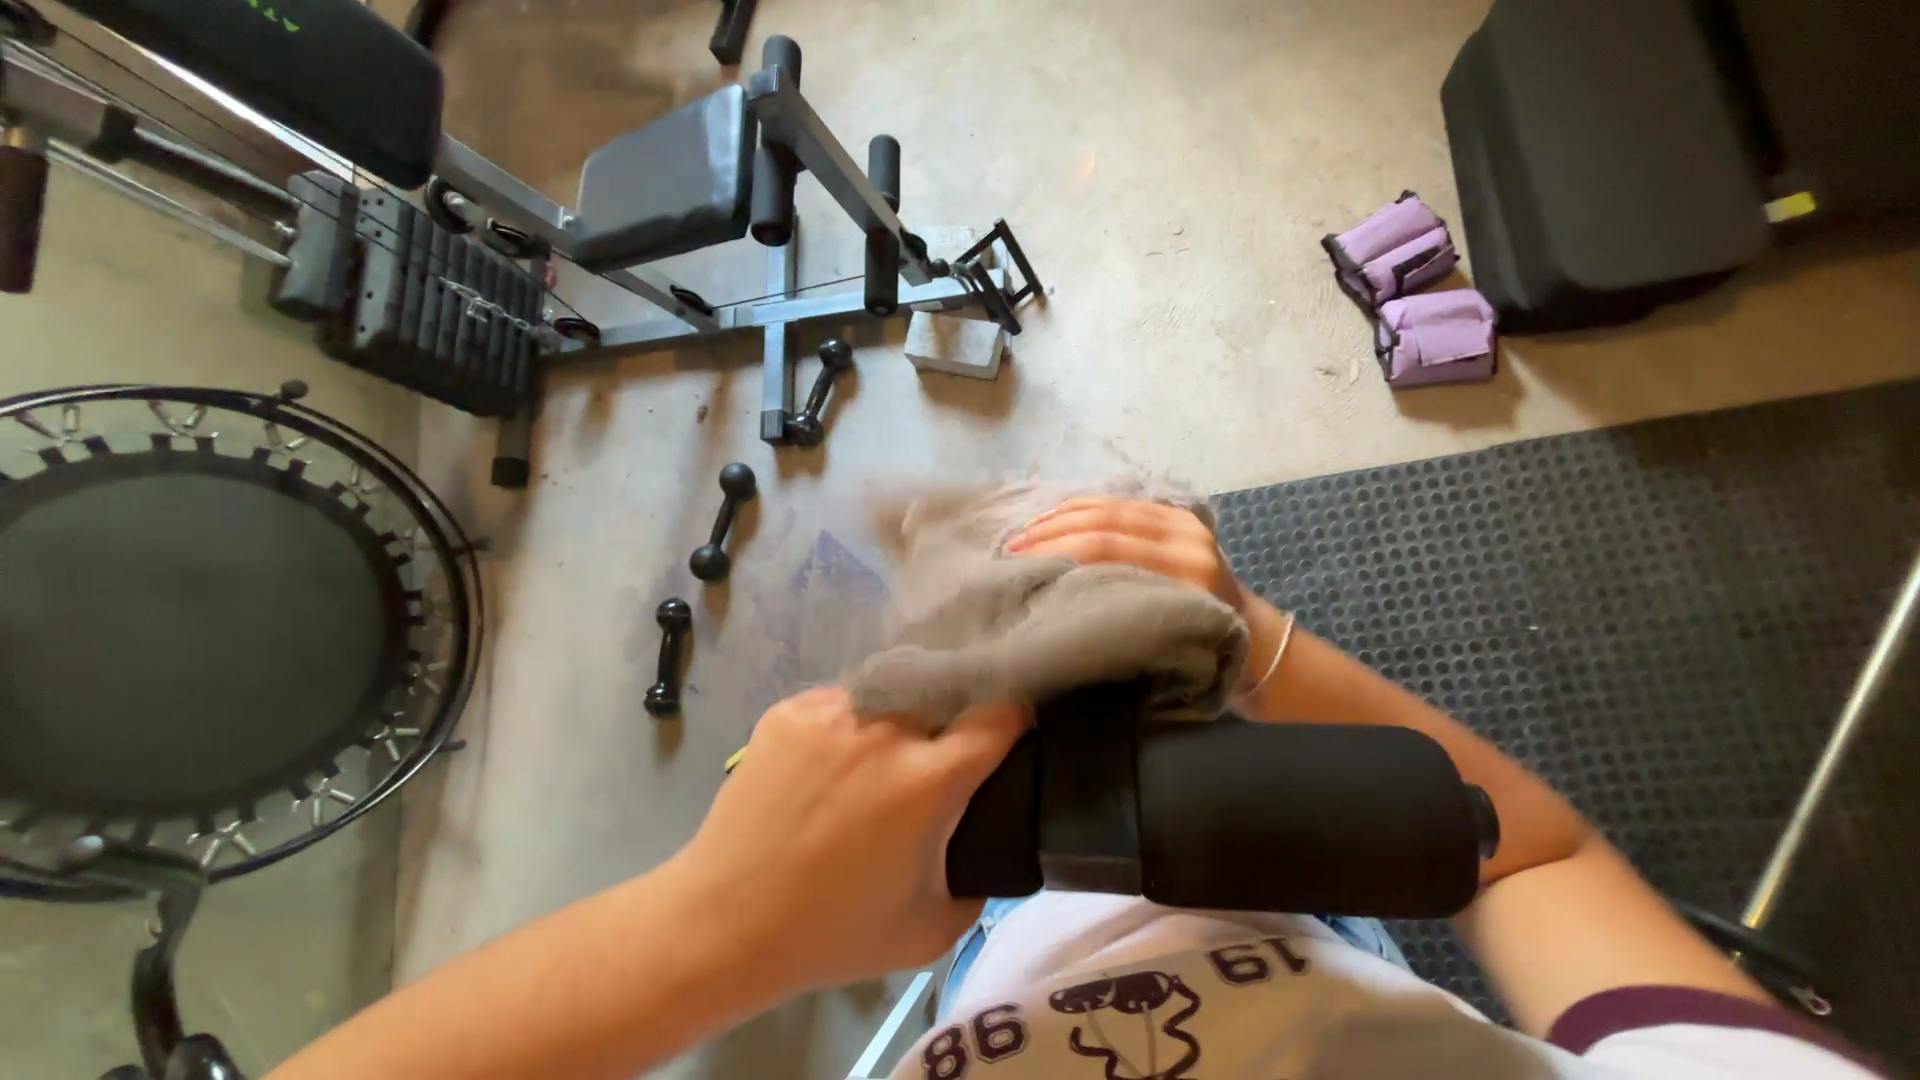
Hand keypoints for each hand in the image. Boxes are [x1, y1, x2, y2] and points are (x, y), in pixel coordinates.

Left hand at [676, 688, 1028, 991]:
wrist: (725, 923)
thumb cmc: (833, 933)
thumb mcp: (932, 929)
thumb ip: (979, 881)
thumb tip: (987, 842)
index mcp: (928, 778)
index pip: (1001, 714)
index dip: (1016, 722)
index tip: (1013, 736)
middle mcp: (886, 729)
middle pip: (946, 697)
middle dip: (954, 723)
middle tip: (940, 761)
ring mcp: (833, 711)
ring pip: (893, 694)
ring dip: (901, 720)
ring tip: (880, 760)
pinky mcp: (791, 709)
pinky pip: (843, 701)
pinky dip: (851, 723)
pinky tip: (833, 761)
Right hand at [1006, 497, 1292, 698]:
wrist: (1259, 644)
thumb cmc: (1208, 660)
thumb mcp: (1164, 649)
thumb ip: (1121, 619)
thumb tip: (1053, 605)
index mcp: (1184, 573)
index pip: (1107, 549)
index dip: (1058, 552)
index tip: (1019, 566)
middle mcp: (1186, 540)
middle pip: (1105, 523)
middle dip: (1052, 533)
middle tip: (1011, 550)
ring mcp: (1185, 524)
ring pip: (1111, 507)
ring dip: (1060, 517)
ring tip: (1023, 533)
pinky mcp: (1180, 517)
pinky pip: (1123, 503)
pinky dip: (1083, 507)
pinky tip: (1052, 517)